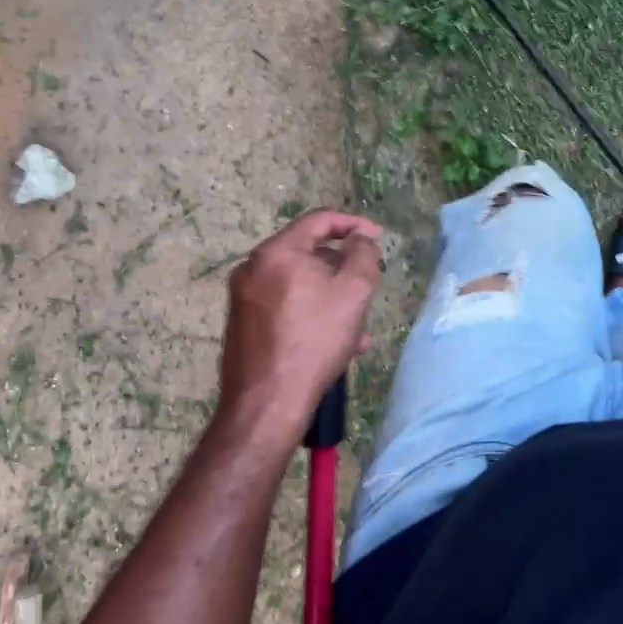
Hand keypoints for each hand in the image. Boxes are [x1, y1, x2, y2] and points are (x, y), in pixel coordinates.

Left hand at [219, 209, 382, 438]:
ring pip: (301, 282)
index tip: (378, 238)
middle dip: (343, 267)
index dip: (354, 224)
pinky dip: (314, 311)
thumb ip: (363, 253)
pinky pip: (288, 304)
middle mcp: (252, 270)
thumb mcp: (355, 290)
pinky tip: (338, 341)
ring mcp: (244, 299)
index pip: (319, 220)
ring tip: (358, 322)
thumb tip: (359, 240)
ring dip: (333, 294)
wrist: (268, 403)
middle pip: (309, 252)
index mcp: (276, 253)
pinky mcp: (244, 325)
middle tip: (368, 285)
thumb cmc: (315, 338)